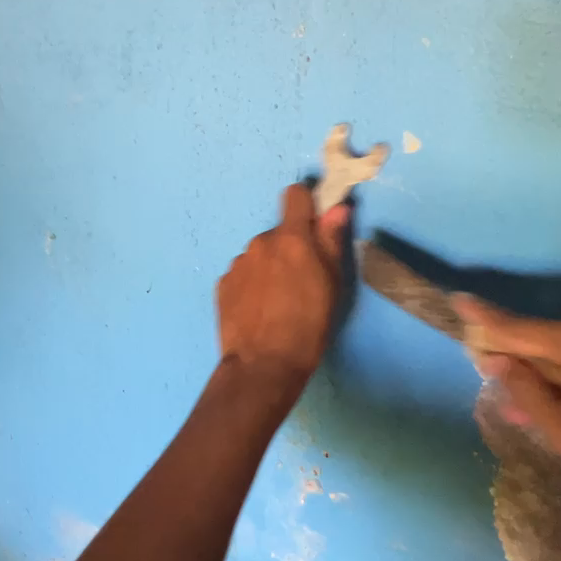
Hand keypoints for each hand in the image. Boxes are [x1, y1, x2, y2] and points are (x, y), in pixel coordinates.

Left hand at [216, 183, 350, 384]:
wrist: (262, 365)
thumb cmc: (308, 326)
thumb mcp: (332, 284)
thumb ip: (331, 241)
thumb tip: (337, 207)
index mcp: (291, 238)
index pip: (295, 195)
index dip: (307, 204)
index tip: (315, 224)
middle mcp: (261, 242)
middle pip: (280, 232)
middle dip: (291, 248)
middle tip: (301, 282)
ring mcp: (238, 263)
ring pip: (260, 255)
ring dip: (270, 268)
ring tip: (278, 303)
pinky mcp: (222, 284)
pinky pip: (243, 275)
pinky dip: (252, 285)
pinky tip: (259, 312)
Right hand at [455, 296, 560, 541]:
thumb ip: (526, 388)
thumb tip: (497, 359)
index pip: (526, 328)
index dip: (489, 320)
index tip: (459, 300)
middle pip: (552, 339)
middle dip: (520, 356)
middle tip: (487, 369)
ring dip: (548, 374)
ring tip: (521, 403)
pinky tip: (559, 404)